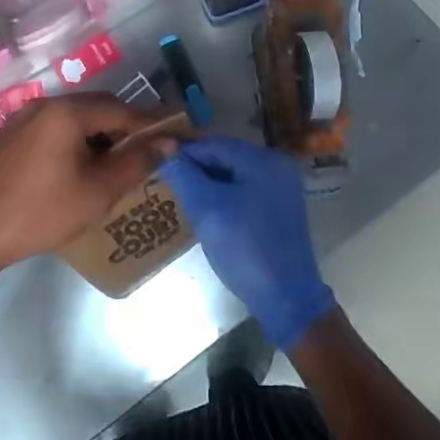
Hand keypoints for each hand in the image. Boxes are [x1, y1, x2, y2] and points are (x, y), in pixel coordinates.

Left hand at [0, 95, 167, 281]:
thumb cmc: (41, 213)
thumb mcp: (98, 191)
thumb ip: (137, 162)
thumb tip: (169, 142)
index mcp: (66, 112)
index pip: (122, 109)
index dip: (153, 123)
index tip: (177, 135)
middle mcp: (43, 105)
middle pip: (98, 107)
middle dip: (127, 127)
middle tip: (150, 151)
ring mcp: (22, 119)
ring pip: (75, 118)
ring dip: (101, 134)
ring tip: (118, 163)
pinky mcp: (10, 137)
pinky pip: (54, 129)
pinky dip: (77, 140)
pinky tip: (82, 167)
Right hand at [158, 136, 335, 349]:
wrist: (285, 295)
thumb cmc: (243, 247)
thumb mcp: (206, 208)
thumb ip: (183, 174)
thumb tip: (162, 145)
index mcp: (263, 160)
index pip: (213, 144)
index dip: (182, 151)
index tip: (154, 161)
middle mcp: (278, 167)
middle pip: (227, 156)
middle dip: (195, 166)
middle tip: (165, 179)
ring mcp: (283, 188)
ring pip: (236, 174)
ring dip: (208, 181)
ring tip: (180, 194)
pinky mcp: (281, 209)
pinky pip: (247, 190)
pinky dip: (224, 195)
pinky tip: (206, 208)